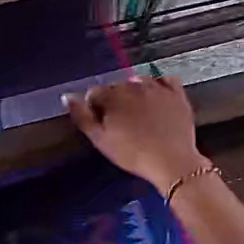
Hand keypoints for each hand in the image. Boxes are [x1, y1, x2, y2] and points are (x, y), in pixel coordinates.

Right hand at [64, 74, 211, 189]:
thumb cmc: (132, 154)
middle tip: (122, 125)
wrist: (171, 162)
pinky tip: (158, 100)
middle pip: (117, 87)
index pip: (94, 92)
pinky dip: (159, 87)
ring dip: (135, 94)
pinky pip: (165, 81)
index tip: (102, 123)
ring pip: (138, 82)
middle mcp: (133, 85)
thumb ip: (81, 116)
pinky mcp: (176, 93)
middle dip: (115, 101)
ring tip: (140, 116)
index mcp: (112, 95)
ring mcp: (156, 87)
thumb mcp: (100, 139)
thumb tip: (68, 97)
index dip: (95, 108)